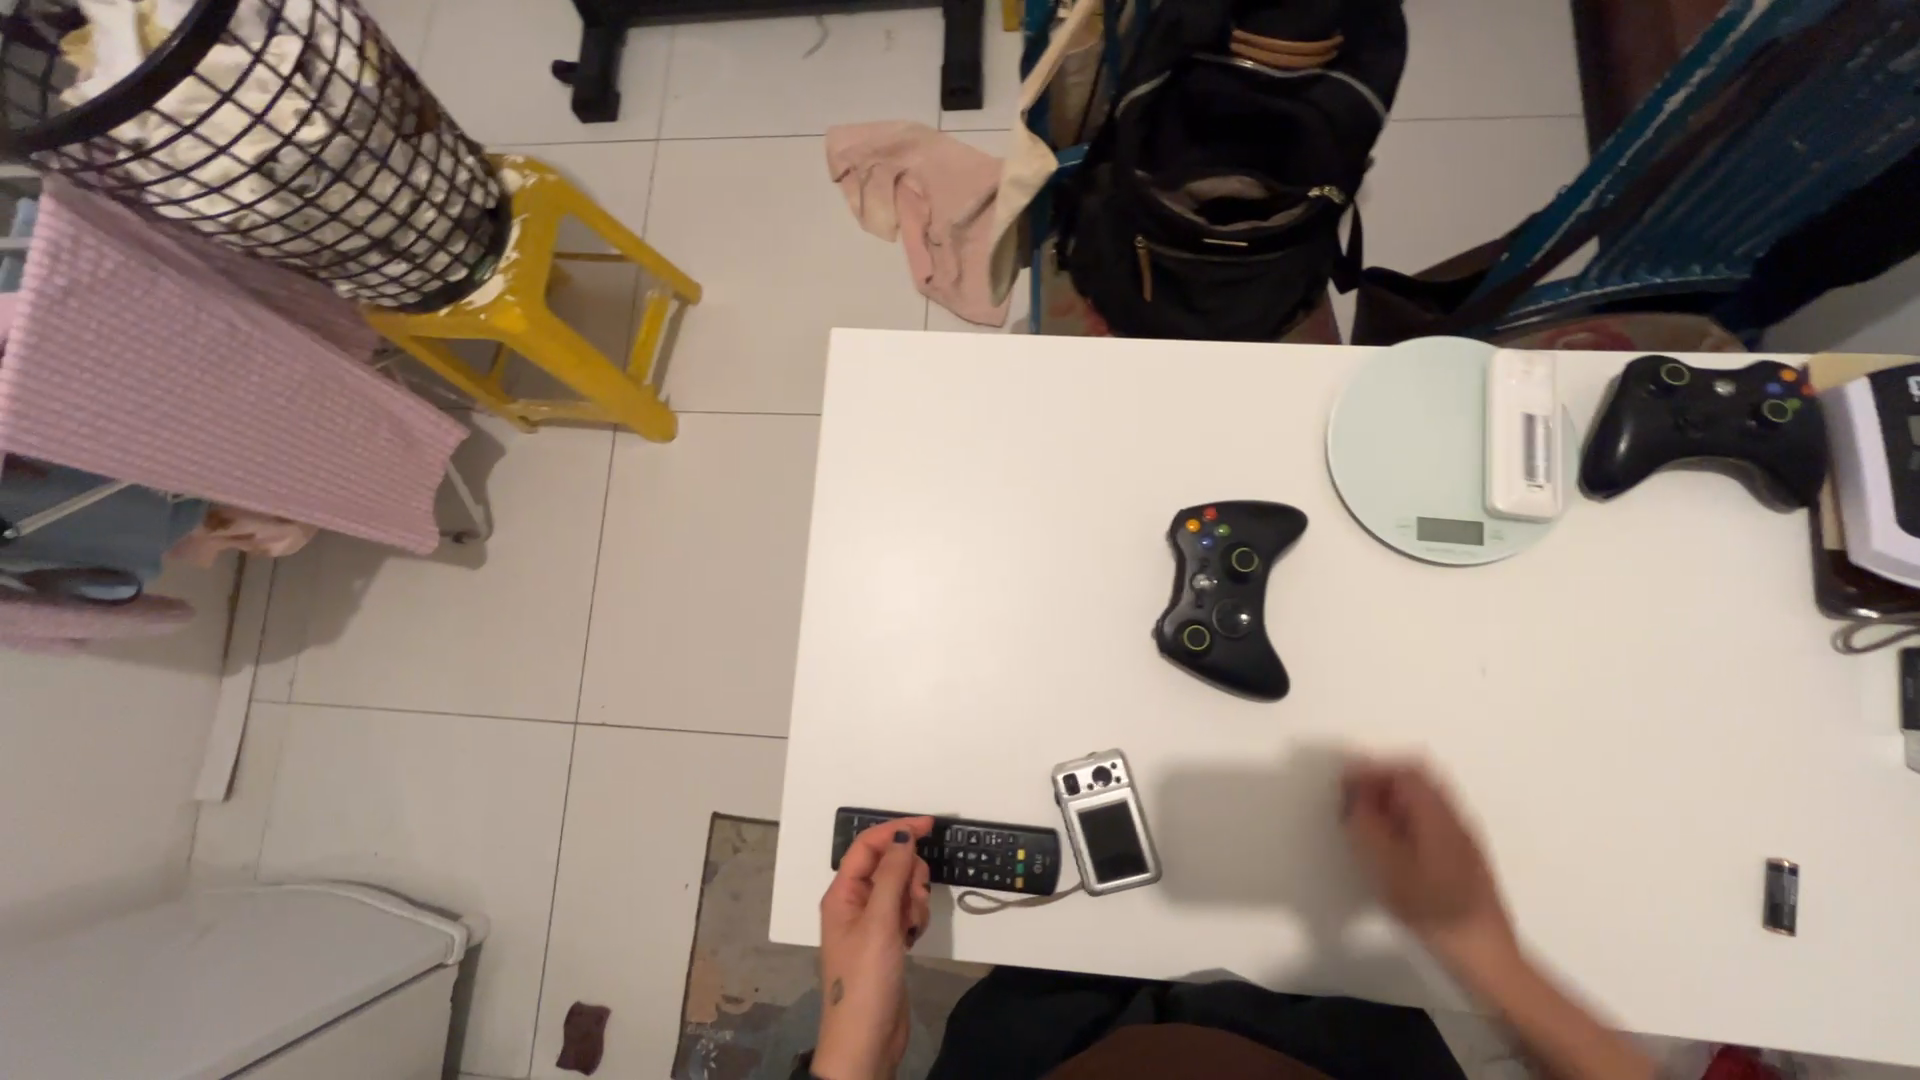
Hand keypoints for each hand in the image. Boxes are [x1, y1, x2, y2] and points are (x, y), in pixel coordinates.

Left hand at [813, 817, 933, 1079]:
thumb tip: (903, 835)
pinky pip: (906, 911)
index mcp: (842, 893)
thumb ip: (893, 874)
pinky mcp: (888, 940)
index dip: (897, 830)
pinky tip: (913, 938)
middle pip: (888, 864)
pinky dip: (915, 917)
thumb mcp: (880, 922)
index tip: (929, 825)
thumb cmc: (865, 981)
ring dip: (914, 898)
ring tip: (911, 926)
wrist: (867, 1042)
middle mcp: (854, 903)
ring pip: (901, 887)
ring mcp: (872, 922)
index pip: (868, 846)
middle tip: (914, 898)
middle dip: (909, 873)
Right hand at [1341, 757, 1515, 969]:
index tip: (1345, 787)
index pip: (1406, 770)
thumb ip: (1366, 823)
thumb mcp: (1386, 864)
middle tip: (1354, 804)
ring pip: (1424, 804)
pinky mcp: (1464, 860)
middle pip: (1418, 781)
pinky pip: (1430, 823)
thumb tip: (1353, 795)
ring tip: (1367, 827)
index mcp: (1437, 814)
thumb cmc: (1431, 906)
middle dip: (1381, 784)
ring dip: (1393, 805)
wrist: (1485, 954)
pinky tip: (1392, 851)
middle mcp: (1455, 818)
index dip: (1371, 770)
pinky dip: (1405, 823)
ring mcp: (1464, 840)